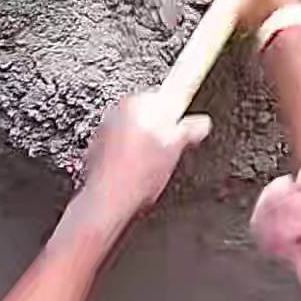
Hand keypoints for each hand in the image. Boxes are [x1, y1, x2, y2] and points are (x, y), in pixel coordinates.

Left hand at [66, 92, 211, 235]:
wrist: (108, 202)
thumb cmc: (137, 176)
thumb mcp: (174, 150)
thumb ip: (190, 130)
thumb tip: (202, 123)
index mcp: (135, 104)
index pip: (161, 97)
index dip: (175, 115)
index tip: (182, 126)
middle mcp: (116, 111)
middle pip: (147, 114)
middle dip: (159, 131)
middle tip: (169, 151)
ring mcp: (105, 129)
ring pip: (134, 130)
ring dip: (144, 143)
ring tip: (152, 167)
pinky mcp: (98, 147)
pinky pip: (120, 144)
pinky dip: (128, 154)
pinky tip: (137, 173)